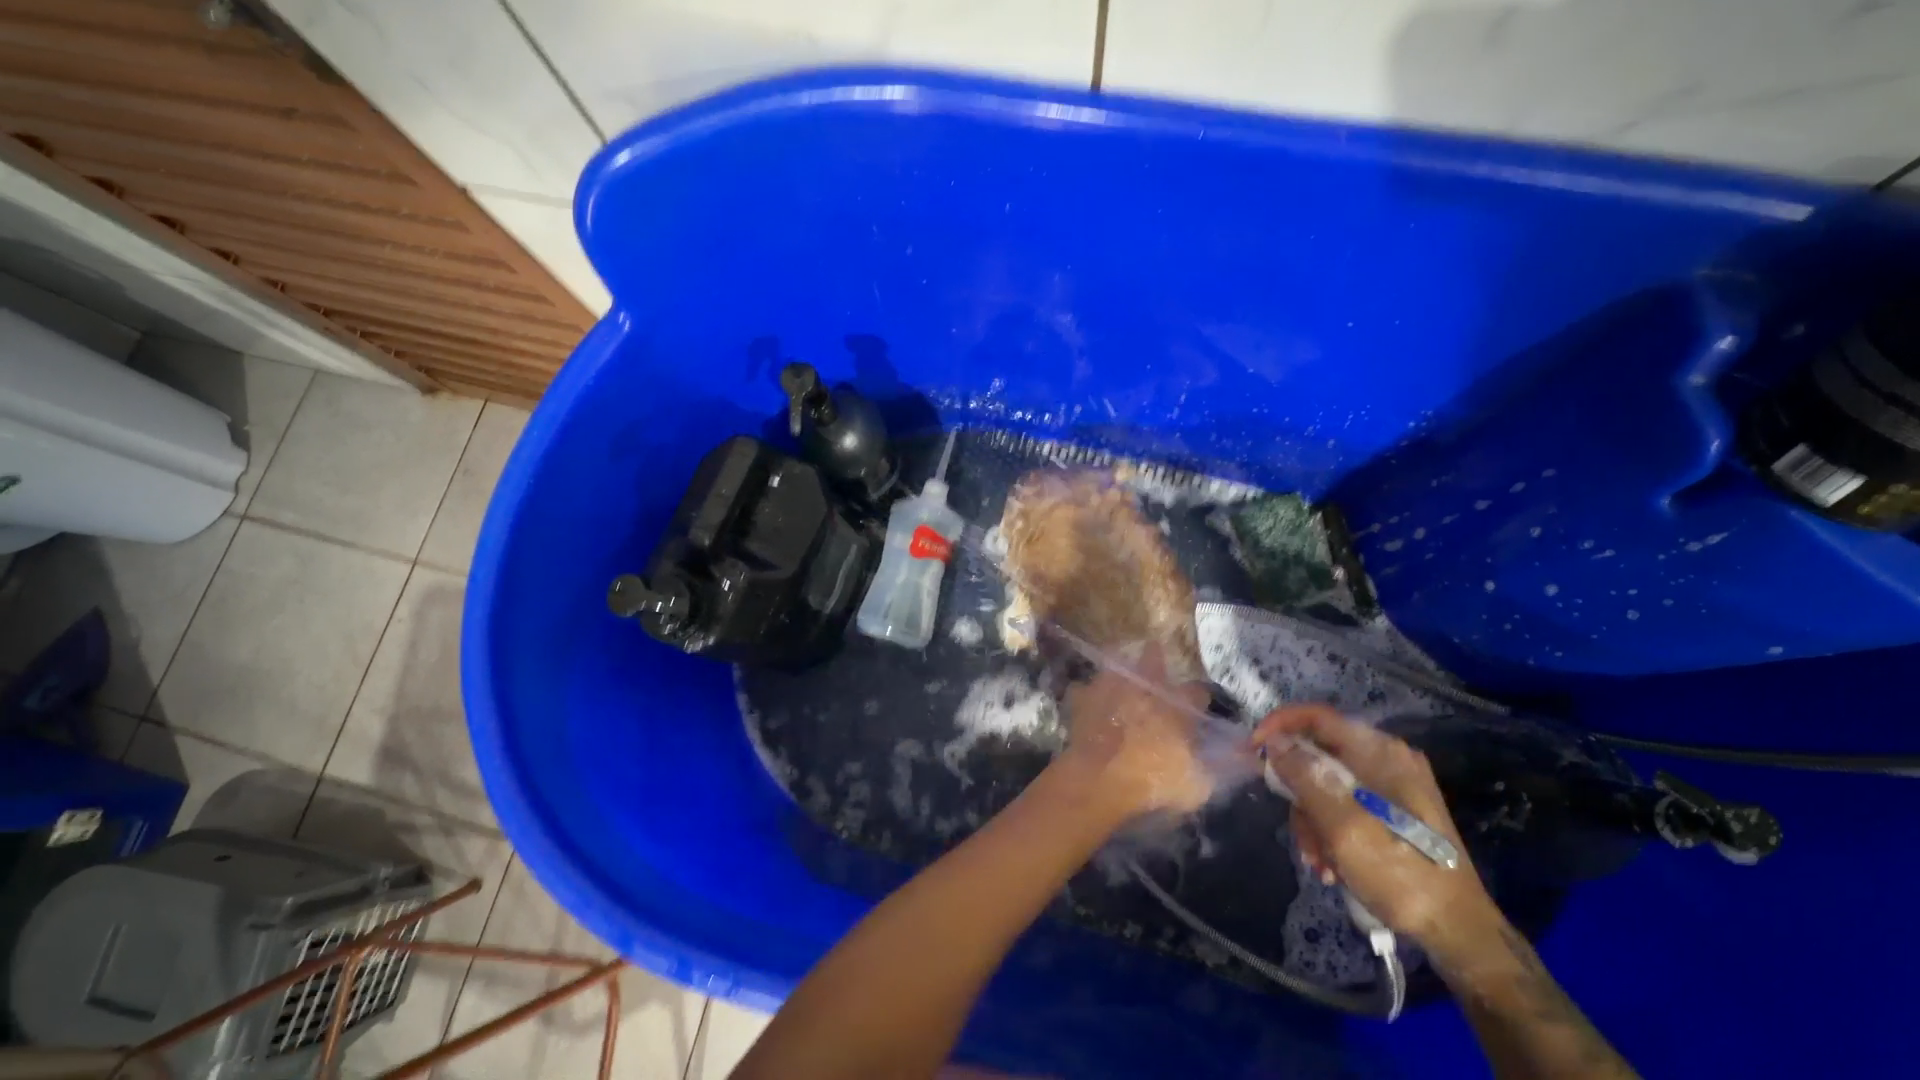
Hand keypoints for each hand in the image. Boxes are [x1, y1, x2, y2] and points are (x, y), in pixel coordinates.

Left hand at [1060, 645, 1216, 819]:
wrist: (1098, 781)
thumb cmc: (1152, 782)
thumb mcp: (1196, 786)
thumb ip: (1219, 770)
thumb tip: (1247, 760)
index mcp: (1176, 707)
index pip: (1197, 692)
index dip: (1199, 698)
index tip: (1199, 707)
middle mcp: (1144, 689)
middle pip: (1152, 660)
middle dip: (1155, 659)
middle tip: (1154, 657)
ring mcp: (1110, 689)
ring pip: (1116, 665)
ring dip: (1119, 669)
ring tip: (1119, 675)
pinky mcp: (1082, 700)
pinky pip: (1084, 690)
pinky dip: (1087, 695)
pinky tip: (1087, 702)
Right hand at [1251, 705, 1500, 956]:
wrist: (1455, 929)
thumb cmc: (1401, 875)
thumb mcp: (1344, 826)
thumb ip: (1307, 778)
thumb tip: (1275, 742)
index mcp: (1381, 754)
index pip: (1318, 718)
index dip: (1279, 727)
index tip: (1250, 752)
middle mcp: (1387, 761)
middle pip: (1319, 757)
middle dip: (1298, 797)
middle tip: (1298, 838)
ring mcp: (1392, 787)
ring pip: (1326, 787)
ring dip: (1312, 824)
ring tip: (1319, 864)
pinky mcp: (1394, 813)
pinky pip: (1344, 808)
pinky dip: (1330, 833)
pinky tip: (1333, 867)